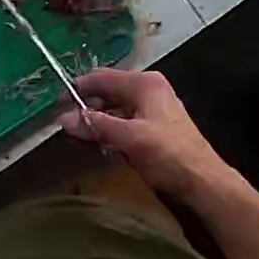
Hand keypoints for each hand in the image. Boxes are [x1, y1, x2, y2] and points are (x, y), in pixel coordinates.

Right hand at [59, 69, 239, 199]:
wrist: (202, 181)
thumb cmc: (169, 154)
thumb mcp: (128, 138)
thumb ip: (96, 126)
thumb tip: (64, 119)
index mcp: (145, 83)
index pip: (102, 77)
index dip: (78, 88)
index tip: (56, 102)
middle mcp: (149, 90)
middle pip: (108, 92)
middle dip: (86, 106)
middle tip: (65, 123)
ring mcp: (152, 108)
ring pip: (115, 108)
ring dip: (97, 121)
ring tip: (79, 136)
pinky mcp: (154, 127)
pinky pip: (124, 122)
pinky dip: (110, 130)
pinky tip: (100, 144)